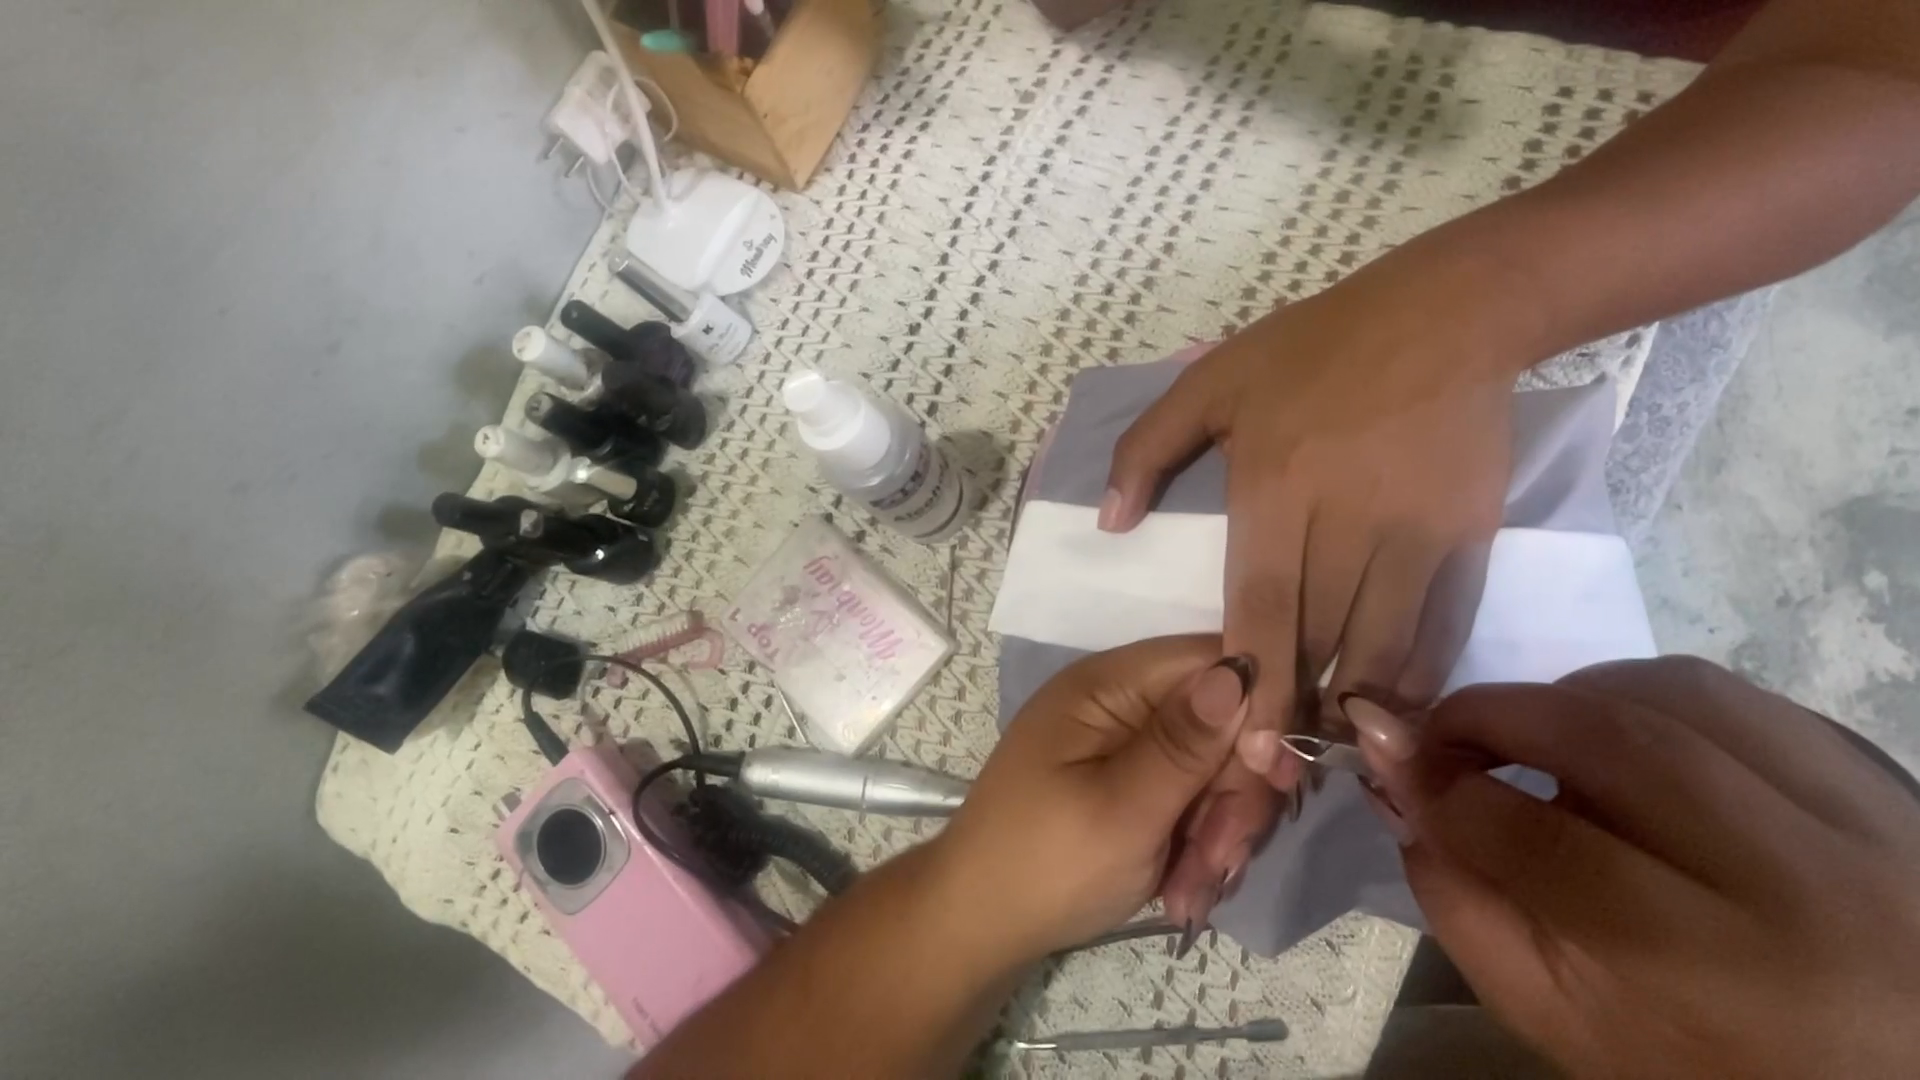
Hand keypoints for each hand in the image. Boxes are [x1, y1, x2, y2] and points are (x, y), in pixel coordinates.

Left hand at [931, 637, 1250, 961]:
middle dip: (1231, 793)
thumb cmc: (1046, 864)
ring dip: (1216, 832)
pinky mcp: (1126, 785)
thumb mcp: (1123, 808)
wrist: (981, 926)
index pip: (1206, 658)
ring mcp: (1121, 747)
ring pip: (1211, 770)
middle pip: (1217, 721)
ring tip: (1191, 889)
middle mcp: (1116, 704)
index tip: (1277, 773)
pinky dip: (1195, 845)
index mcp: (1105, 687)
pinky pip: (1187, 800)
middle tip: (1221, 857)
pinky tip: (1181, 889)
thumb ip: (1185, 743)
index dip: (1255, 707)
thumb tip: (1238, 670)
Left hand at [1103, 252, 1523, 924]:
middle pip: (1322, 642)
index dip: (1250, 686)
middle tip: (1278, 779)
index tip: (1243, 751)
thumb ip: (1147, 453)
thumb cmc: (1311, 349)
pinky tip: (1400, 715)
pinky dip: (1421, 676)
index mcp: (1274, 494)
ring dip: (1360, 712)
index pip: (1259, 610)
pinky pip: (1444, 626)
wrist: (1446, 313)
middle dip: (1301, 716)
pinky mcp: (1470, 540)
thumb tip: (1109, 523)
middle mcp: (1346, 527)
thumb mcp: (1208, 383)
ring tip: (1331, 761)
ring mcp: (1417, 537)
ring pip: (1387, 648)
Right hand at [1347, 656, 1919, 1077]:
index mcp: (1712, 971)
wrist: (1877, 1077)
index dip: (1440, 786)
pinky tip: (1618, 735)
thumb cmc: (1690, 1060)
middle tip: (1443, 729)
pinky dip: (1647, 694)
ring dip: (1570, 693)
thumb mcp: (1549, 1010)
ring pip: (1680, 693)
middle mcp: (1807, 887)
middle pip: (1616, 739)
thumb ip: (1455, 892)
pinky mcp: (1884, 786)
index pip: (1537, 839)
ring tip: (1533, 734)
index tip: (1391, 760)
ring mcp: (1870, 827)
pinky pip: (1740, 696)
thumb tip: (1393, 771)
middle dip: (1494, 711)